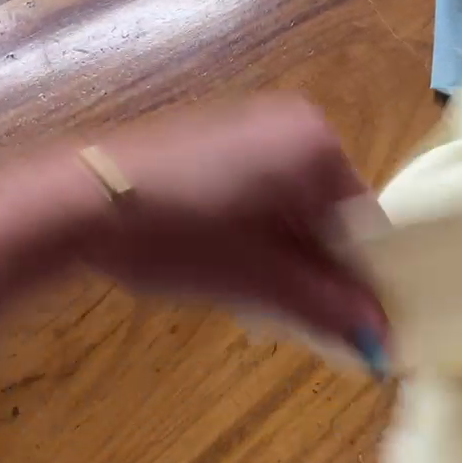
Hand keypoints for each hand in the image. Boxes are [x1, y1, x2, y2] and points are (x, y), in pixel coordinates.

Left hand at [41, 98, 387, 354]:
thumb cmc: (177, 235)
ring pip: (299, 202)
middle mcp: (301, 123)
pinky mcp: (228, 134)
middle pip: (332, 210)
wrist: (78, 199)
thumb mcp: (257, 279)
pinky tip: (227, 252)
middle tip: (290, 310)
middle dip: (317, 262)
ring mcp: (262, 122)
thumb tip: (383, 339)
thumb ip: (327, 306)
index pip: (365, 222)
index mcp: (320, 146)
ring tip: (250, 285)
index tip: (341, 322)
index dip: (355, 277)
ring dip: (289, 248)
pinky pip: (270, 186)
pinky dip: (263, 224)